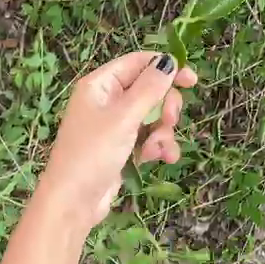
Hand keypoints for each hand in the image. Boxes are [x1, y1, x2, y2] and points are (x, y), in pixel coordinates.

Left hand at [34, 51, 198, 232]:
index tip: (191, 81)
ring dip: (162, 132)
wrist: (73, 202)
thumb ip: (149, 88)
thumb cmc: (93, 153)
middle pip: (150, 91)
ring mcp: (114, 126)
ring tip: (156, 150)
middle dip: (165, 107)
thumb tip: (169, 61)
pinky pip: (147, 138)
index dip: (166, 68)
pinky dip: (157, 147)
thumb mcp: (124, 117)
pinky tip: (162, 160)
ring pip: (152, 117)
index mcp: (101, 85)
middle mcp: (107, 101)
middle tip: (169, 121)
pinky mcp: (121, 148)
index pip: (138, 63)